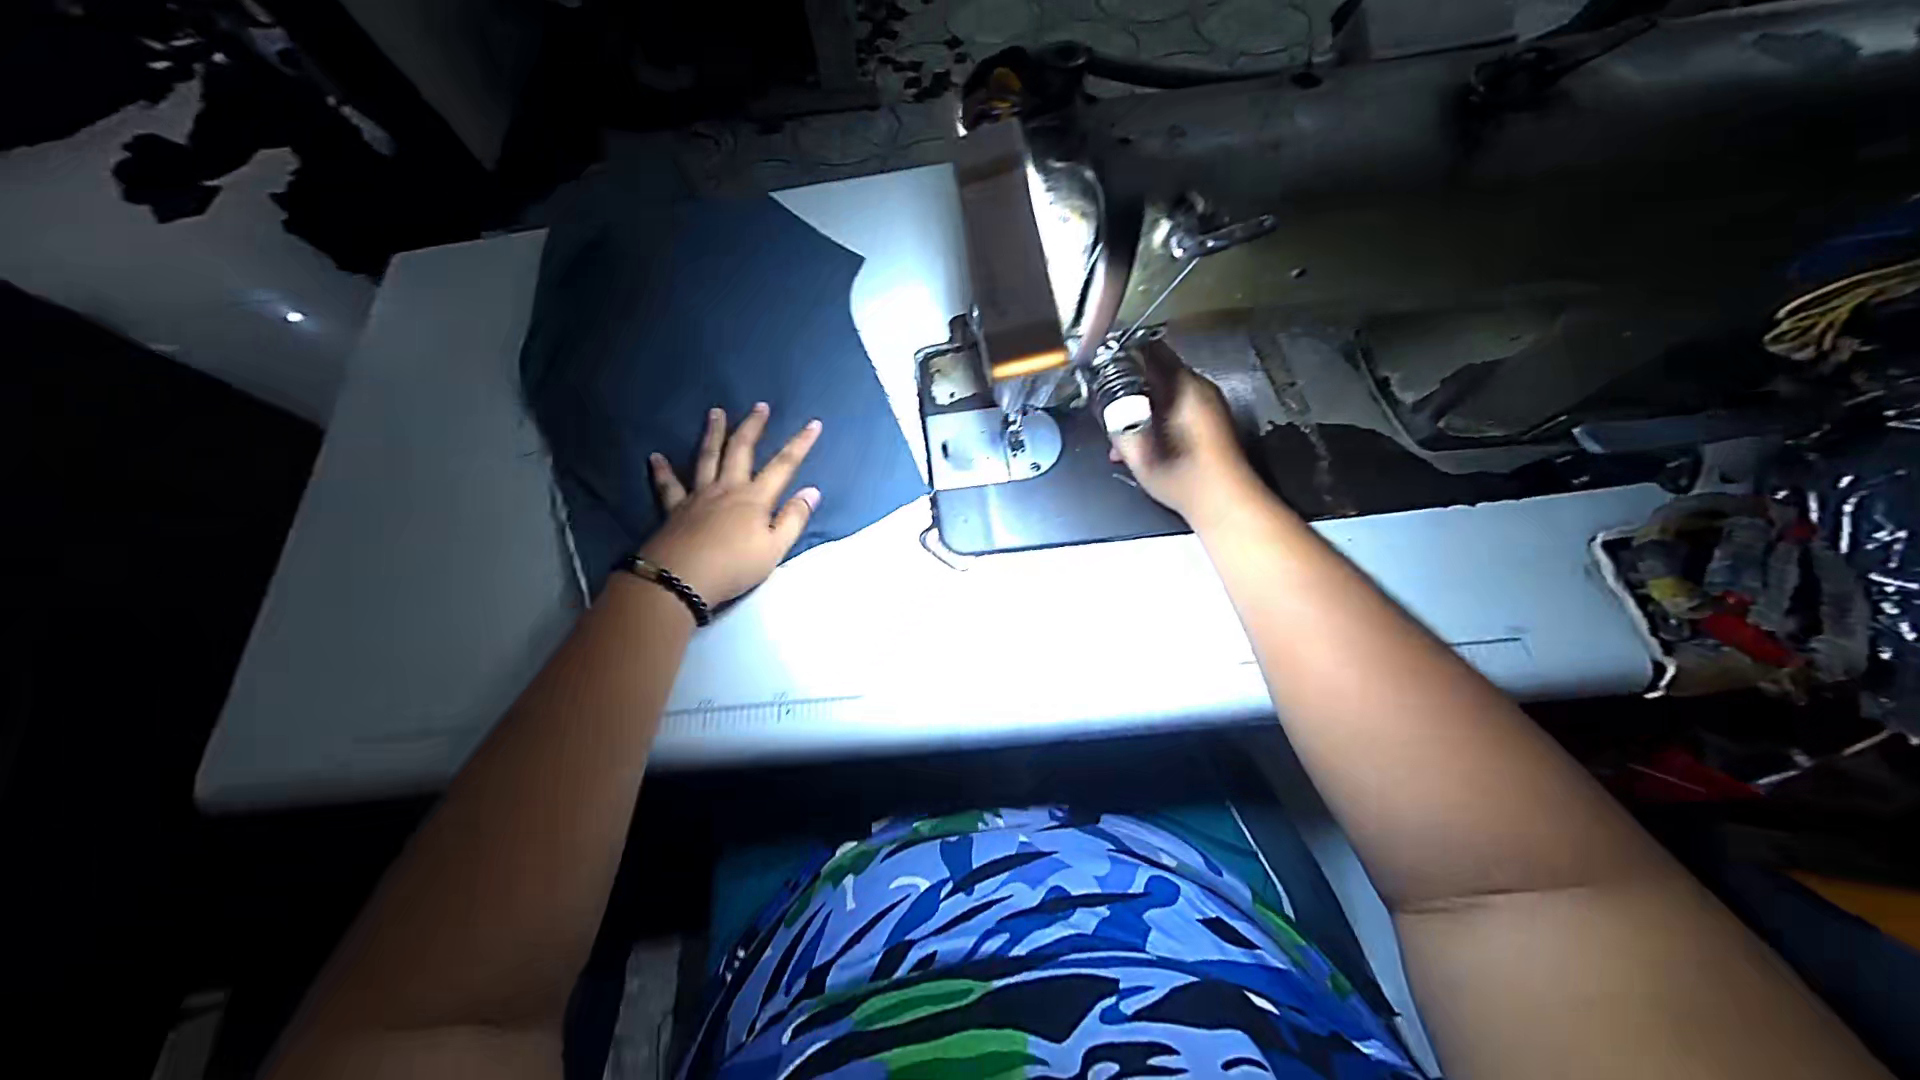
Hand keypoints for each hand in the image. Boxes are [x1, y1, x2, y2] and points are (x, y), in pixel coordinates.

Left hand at [639, 403, 821, 604]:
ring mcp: (698, 496)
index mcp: (755, 498)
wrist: (680, 579)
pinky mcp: (674, 509)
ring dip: (713, 434)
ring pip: (707, 458)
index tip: (813, 423)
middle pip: (741, 450)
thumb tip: (811, 491)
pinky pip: (668, 486)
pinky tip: (655, 457)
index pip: (783, 465)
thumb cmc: (734, 566)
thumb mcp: (774, 549)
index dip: (800, 444)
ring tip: (715, 413)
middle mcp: (727, 489)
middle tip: (759, 406)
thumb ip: (793, 519)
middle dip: (753, 427)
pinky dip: (662, 471)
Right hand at [1107, 342, 1264, 528]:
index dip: (1120, 353)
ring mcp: (1207, 402)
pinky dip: (1155, 413)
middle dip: (1127, 382)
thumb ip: (1118, 422)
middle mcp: (1198, 387)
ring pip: (1164, 388)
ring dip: (1139, 402)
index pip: (1149, 349)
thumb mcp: (1139, 454)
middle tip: (1104, 402)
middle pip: (1156, 368)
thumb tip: (1105, 404)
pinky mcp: (1209, 418)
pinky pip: (1176, 403)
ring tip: (1119, 430)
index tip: (1099, 366)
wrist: (1225, 503)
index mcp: (1182, 387)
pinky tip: (1141, 440)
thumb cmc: (1183, 479)